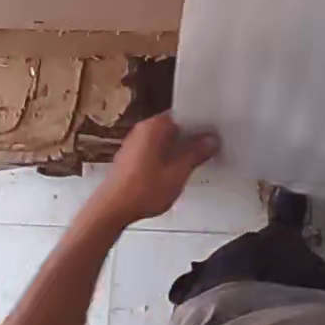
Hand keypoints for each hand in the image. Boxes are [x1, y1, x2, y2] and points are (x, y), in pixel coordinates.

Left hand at [87, 113, 219, 225]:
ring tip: (194, 161)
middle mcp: (142, 131)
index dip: (201, 123)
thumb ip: (196, 154)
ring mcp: (135, 144)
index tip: (213, 133)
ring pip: (165, 139)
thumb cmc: (139, 191)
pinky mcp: (132, 158)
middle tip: (209, 147)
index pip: (183, 114)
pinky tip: (176, 171)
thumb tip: (210, 141)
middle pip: (174, 126)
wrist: (111, 210)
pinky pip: (156, 149)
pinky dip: (168, 156)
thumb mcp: (177, 173)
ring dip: (180, 148)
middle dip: (191, 137)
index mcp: (153, 127)